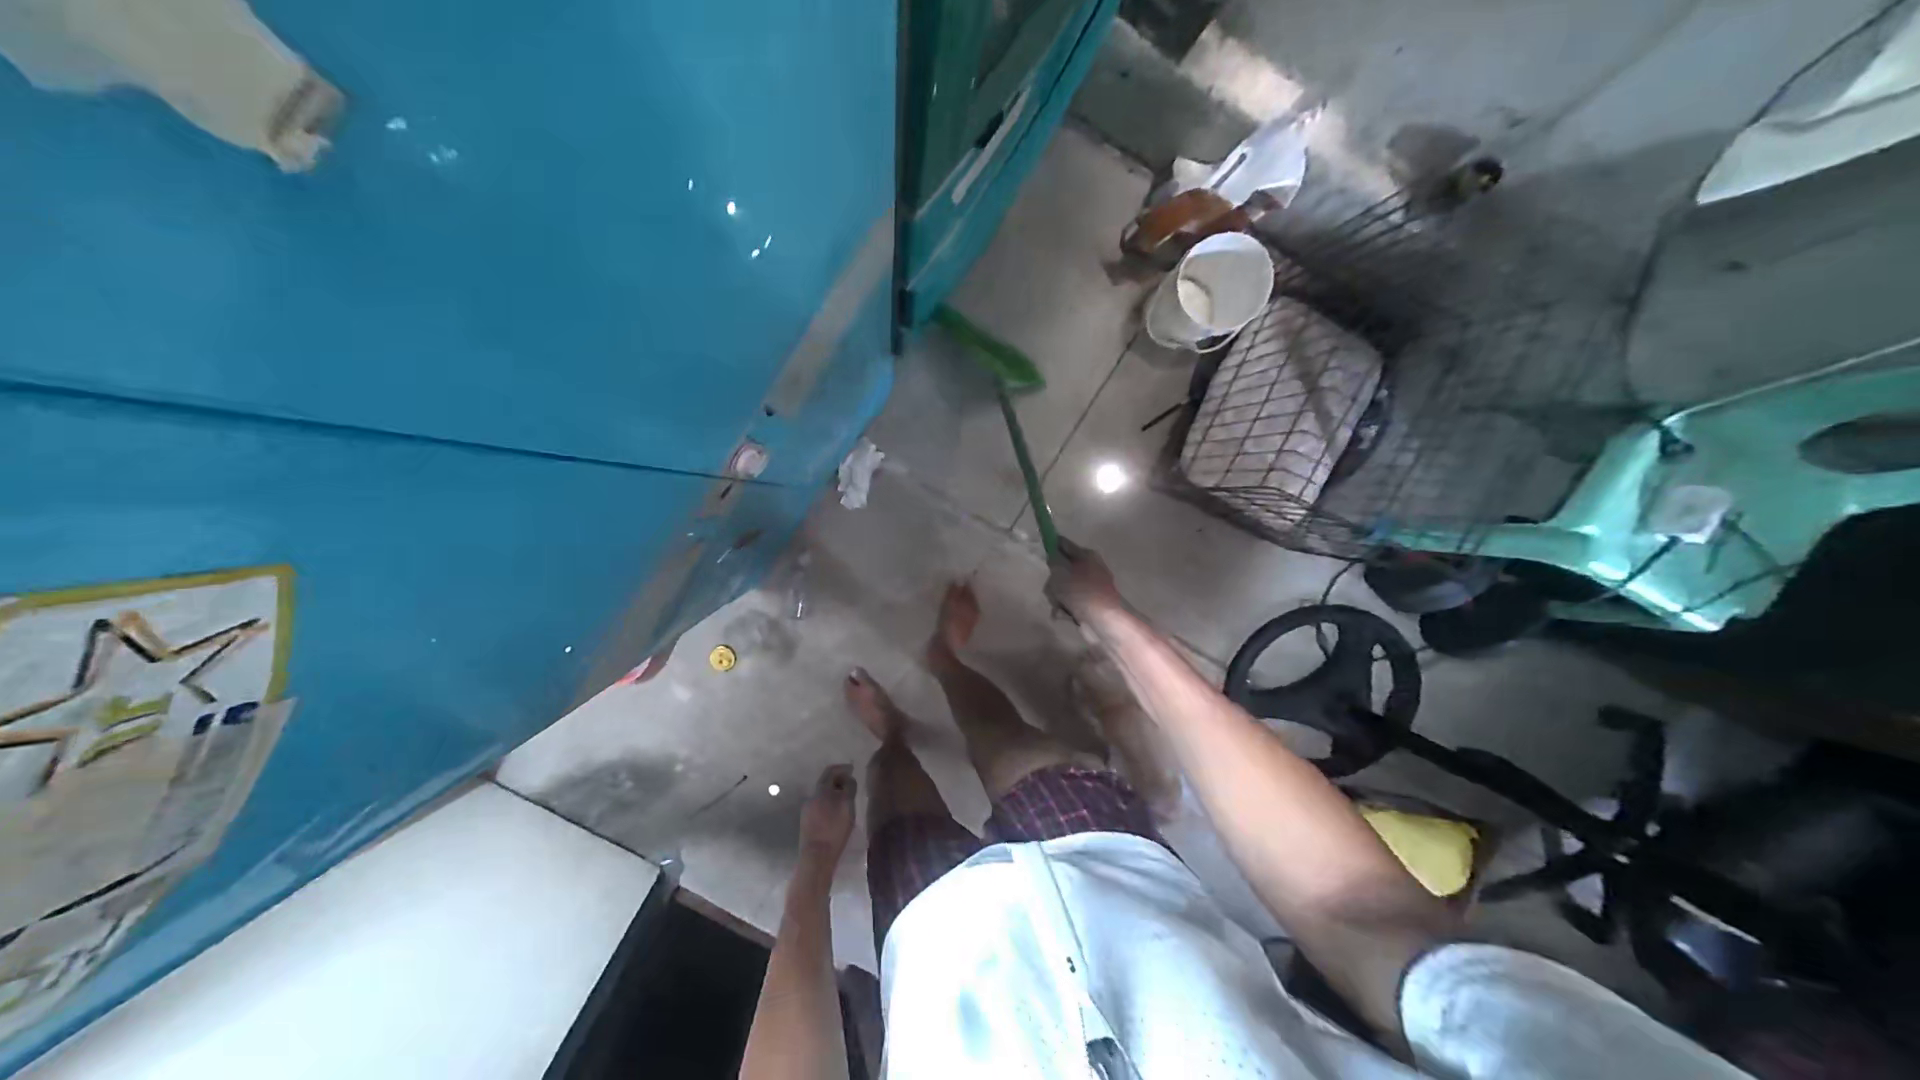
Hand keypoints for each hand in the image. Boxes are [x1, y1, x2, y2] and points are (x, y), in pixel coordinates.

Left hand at [798, 764, 856, 858]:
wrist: (817, 855)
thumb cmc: (835, 829)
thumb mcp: (848, 806)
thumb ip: (849, 788)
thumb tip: (848, 778)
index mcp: (821, 790)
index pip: (830, 771)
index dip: (842, 768)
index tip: (852, 769)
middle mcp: (811, 796)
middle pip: (825, 783)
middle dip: (837, 780)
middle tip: (849, 783)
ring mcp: (807, 809)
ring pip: (822, 795)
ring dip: (833, 793)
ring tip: (844, 799)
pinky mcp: (807, 822)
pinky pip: (819, 806)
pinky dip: (828, 803)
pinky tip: (835, 812)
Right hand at [1046, 537, 1122, 621]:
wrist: (1103, 621)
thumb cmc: (1081, 592)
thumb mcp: (1061, 573)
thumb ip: (1053, 561)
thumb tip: (1052, 555)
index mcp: (1087, 556)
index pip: (1064, 545)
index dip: (1051, 547)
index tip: (1040, 554)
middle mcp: (1090, 569)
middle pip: (1061, 569)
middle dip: (1053, 581)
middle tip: (1053, 588)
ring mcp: (1089, 587)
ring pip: (1062, 587)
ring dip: (1056, 597)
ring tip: (1059, 605)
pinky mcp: (1088, 604)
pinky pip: (1068, 601)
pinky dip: (1064, 608)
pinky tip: (1063, 615)